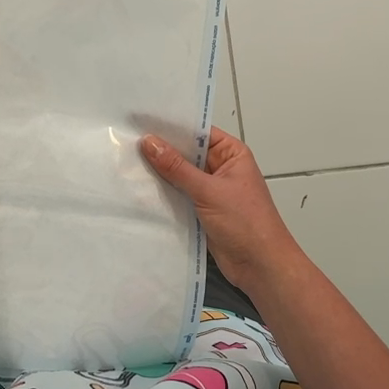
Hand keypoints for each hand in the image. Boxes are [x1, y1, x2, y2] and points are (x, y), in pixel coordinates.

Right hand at [141, 127, 306, 297]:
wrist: (261, 268)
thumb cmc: (245, 223)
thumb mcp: (209, 191)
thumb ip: (177, 168)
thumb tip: (149, 142)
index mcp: (231, 154)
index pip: (198, 132)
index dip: (171, 126)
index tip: (142, 120)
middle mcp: (220, 168)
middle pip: (186, 153)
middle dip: (161, 150)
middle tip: (127, 140)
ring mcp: (210, 190)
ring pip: (180, 175)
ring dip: (159, 172)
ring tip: (127, 161)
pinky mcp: (201, 210)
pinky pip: (178, 195)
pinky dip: (163, 193)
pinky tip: (139, 187)